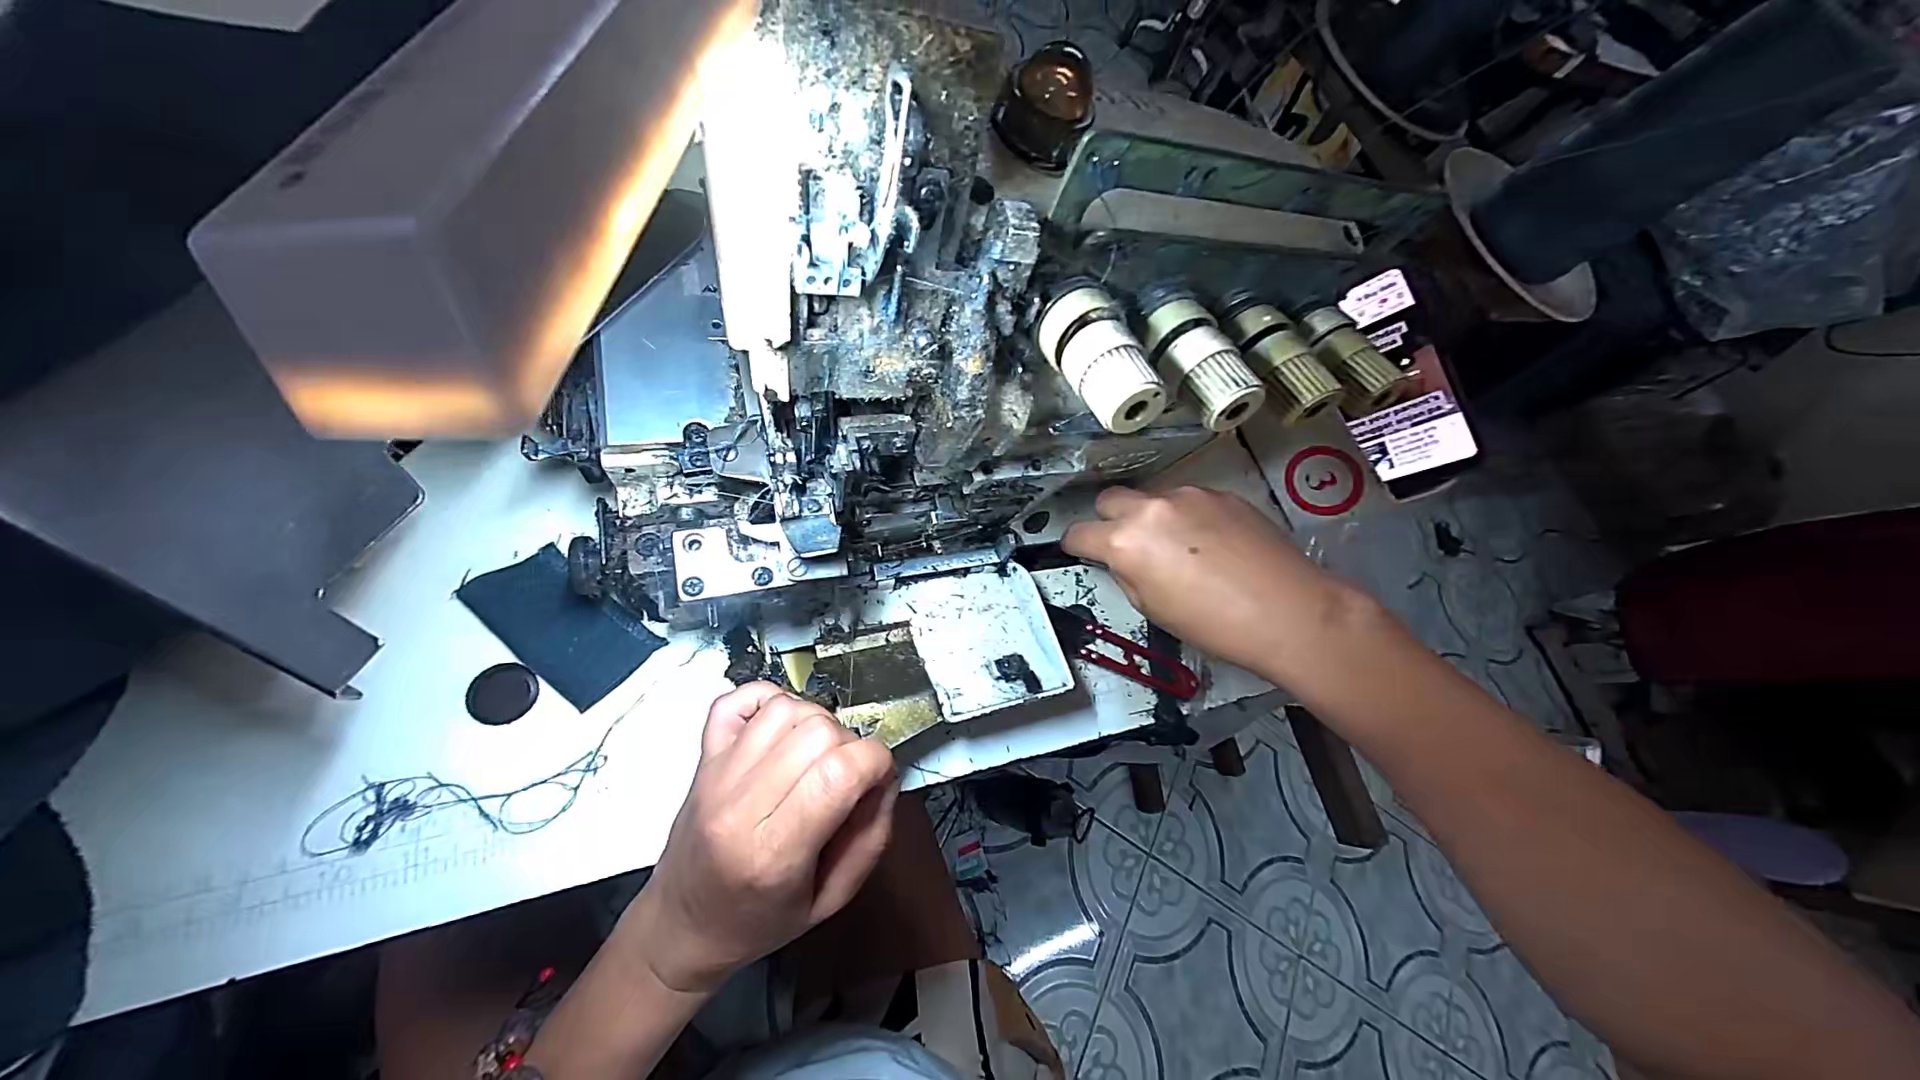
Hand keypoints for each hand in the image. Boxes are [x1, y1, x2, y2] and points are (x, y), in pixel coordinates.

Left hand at [620, 683, 897, 994]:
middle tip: (846, 775)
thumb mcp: (829, 902)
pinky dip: (769, 700)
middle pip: (817, 732)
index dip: (876, 762)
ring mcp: (716, 774)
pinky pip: (739, 698)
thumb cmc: (755, 920)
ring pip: (785, 708)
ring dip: (815, 722)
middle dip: (849, 745)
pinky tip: (783, 732)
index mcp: (773, 854)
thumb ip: (871, 839)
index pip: (840, 772)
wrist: (682, 926)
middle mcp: (739, 806)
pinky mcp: (704, 755)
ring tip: (815, 754)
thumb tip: (886, 778)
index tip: (878, 778)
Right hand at [1061, 485, 1377, 681]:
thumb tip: (1123, 560)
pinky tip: (1211, 542)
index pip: (1079, 533)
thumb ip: (1126, 573)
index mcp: (1125, 543)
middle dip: (1108, 519)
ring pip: (1152, 497)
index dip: (1074, 545)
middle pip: (1109, 499)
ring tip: (1180, 547)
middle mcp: (1151, 509)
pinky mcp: (1222, 492)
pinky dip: (1187, 515)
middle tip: (1126, 544)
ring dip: (1152, 517)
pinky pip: (1189, 499)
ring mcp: (1189, 495)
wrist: (1288, 610)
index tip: (1080, 550)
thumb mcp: (1152, 608)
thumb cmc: (1214, 624)